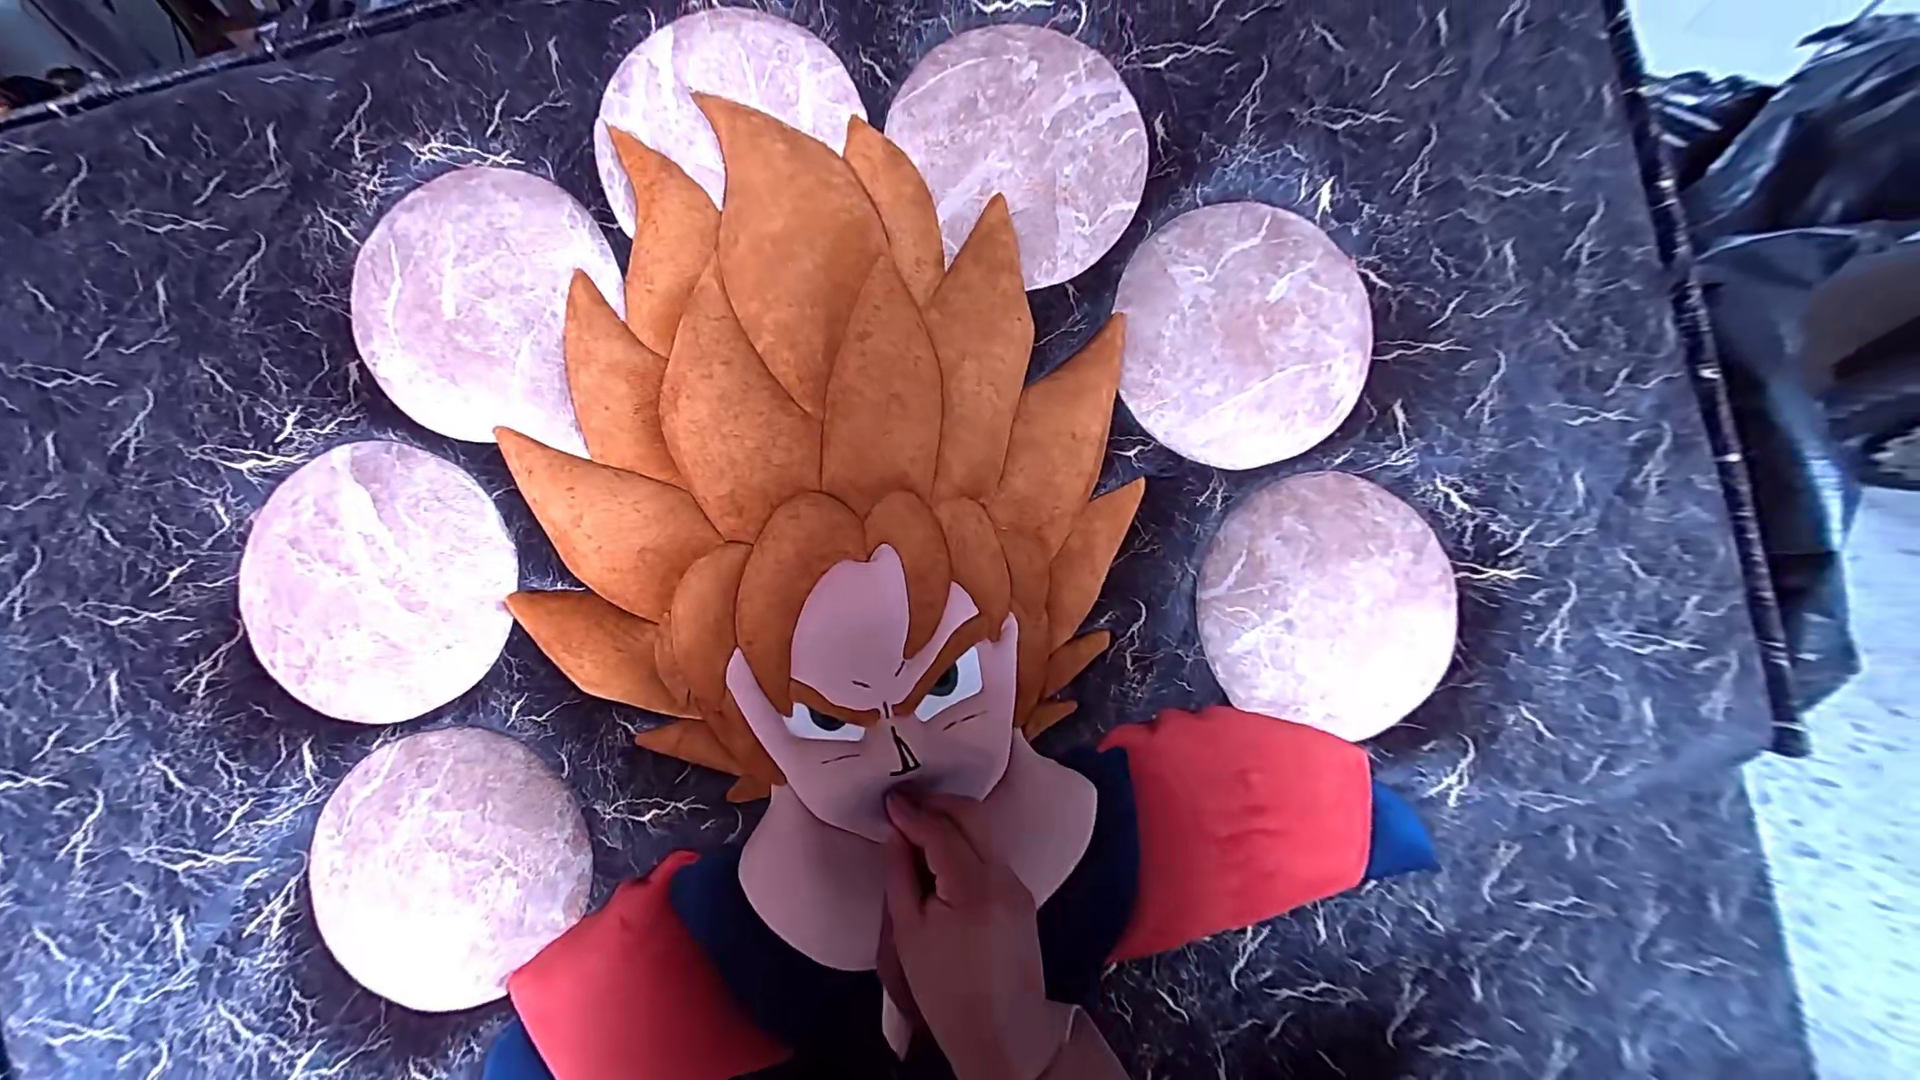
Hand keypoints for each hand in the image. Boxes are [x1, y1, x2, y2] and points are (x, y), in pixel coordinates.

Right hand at [881, 790, 1076, 1079]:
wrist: (1002, 1036)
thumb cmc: (946, 993)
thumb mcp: (908, 934)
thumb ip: (900, 874)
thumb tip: (896, 831)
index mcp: (974, 891)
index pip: (942, 833)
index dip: (914, 813)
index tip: (891, 801)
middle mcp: (1003, 878)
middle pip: (973, 816)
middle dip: (938, 803)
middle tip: (907, 804)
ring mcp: (1018, 883)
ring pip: (984, 831)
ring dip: (952, 820)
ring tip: (920, 826)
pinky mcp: (1023, 893)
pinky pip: (991, 852)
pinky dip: (966, 842)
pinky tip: (943, 854)